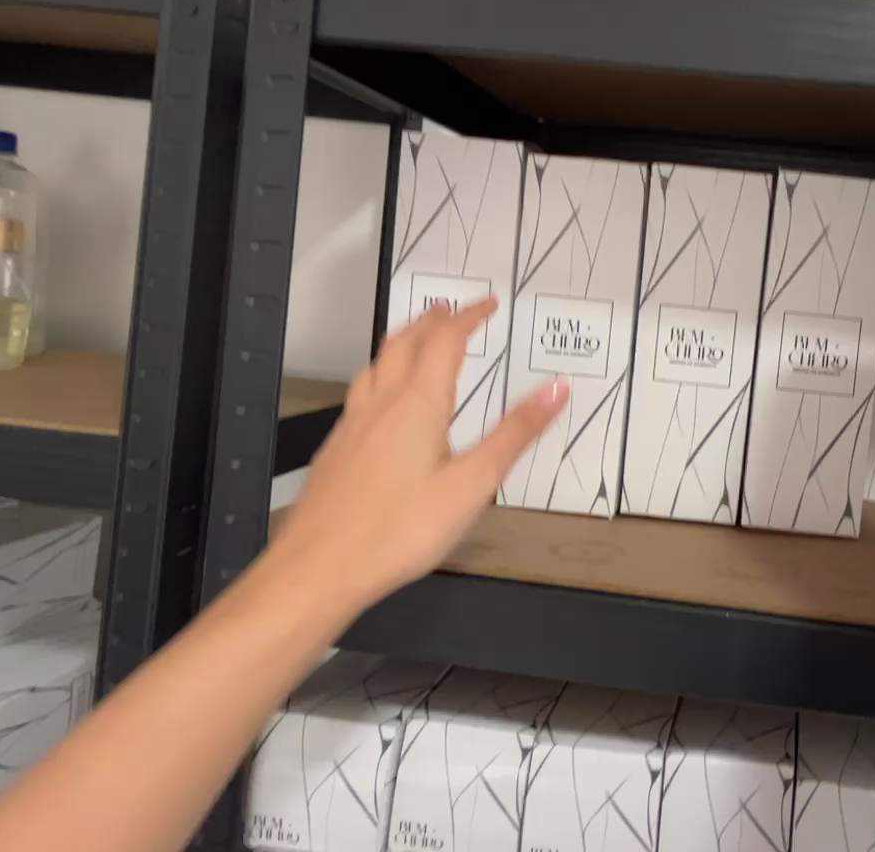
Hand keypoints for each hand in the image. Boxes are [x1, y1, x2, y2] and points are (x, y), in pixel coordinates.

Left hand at [267, 297, 568, 611]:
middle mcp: (382, 405)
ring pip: (376, 364)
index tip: (488, 303)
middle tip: (450, 309)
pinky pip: (360, 393)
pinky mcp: (337, 450)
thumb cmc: (399, 530)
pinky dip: (381, 375)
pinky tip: (382, 401)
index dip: (469, 316)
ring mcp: (353, 426)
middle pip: (404, 343)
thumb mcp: (475, 482)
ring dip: (401, 341)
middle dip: (432, 320)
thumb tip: (557, 389)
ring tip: (417, 339)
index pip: (446, 341)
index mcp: (419, 405)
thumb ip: (516, 432)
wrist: (317, 570)